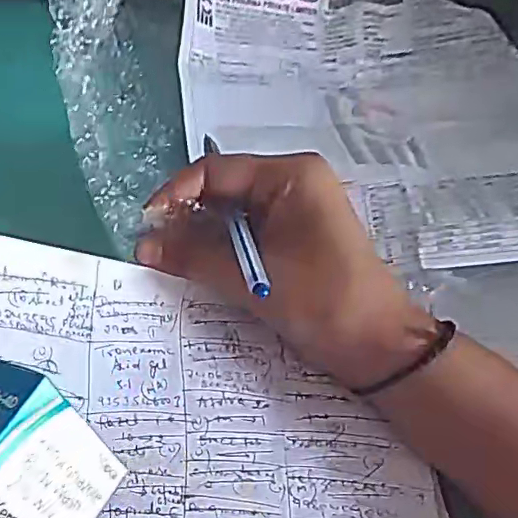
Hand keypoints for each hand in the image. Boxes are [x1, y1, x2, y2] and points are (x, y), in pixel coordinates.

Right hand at [137, 151, 434, 388]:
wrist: (375, 345)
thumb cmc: (322, 302)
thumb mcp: (253, 278)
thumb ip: (194, 257)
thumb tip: (143, 245)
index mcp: (291, 177)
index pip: (216, 171)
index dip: (175, 194)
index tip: (146, 224)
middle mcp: (291, 185)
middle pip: (221, 190)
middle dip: (185, 218)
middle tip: (153, 248)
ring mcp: (293, 213)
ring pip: (230, 216)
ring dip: (200, 237)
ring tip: (169, 261)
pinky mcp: (291, 240)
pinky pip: (245, 235)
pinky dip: (220, 250)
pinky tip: (198, 268)